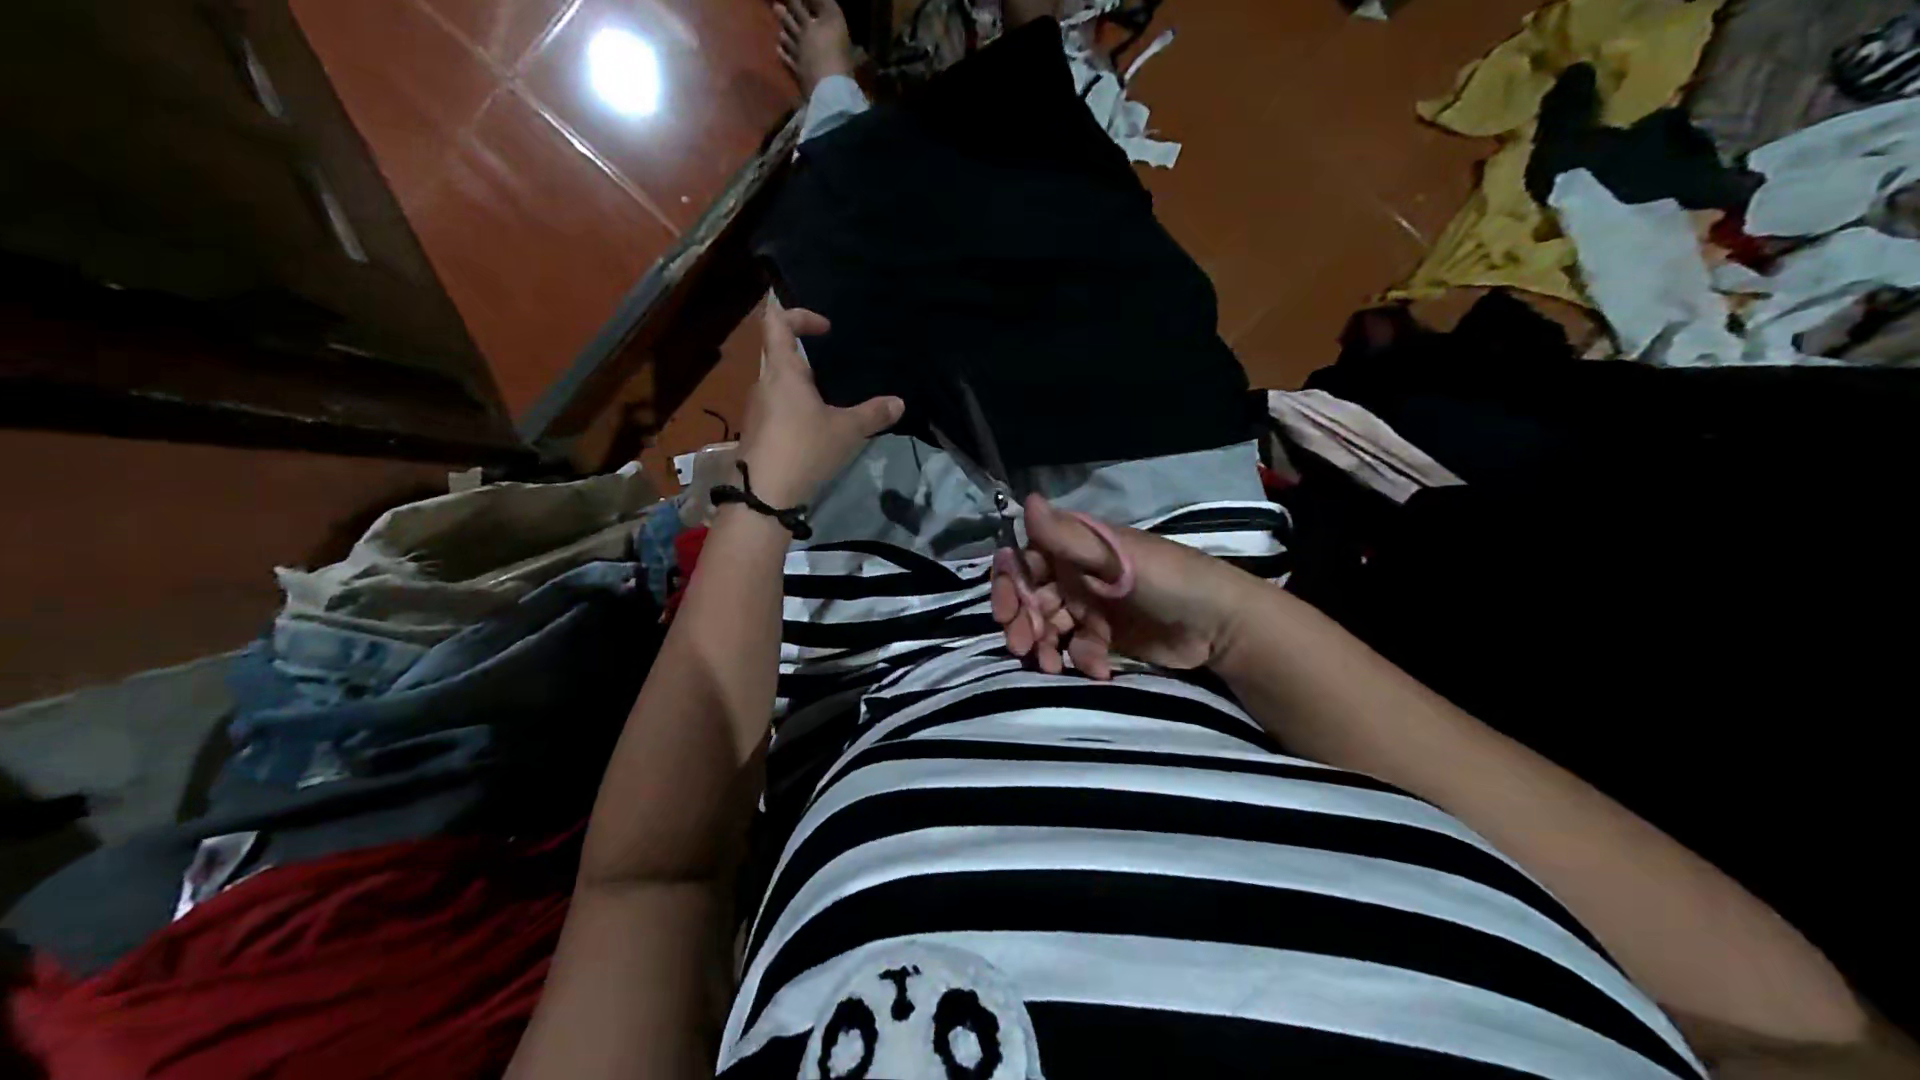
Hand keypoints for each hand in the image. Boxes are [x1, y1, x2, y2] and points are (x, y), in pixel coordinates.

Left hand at [733, 298, 903, 508]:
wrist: (764, 495)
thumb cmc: (804, 449)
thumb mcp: (847, 431)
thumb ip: (874, 414)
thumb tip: (899, 402)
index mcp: (782, 371)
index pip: (777, 322)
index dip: (800, 316)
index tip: (826, 329)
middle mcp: (764, 384)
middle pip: (781, 356)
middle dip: (809, 360)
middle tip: (838, 372)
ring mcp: (757, 409)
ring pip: (781, 386)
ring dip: (805, 388)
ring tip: (833, 405)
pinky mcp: (758, 432)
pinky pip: (779, 409)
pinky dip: (798, 410)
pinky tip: (818, 430)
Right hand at [990, 495, 1264, 678]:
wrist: (1220, 625)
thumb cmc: (1169, 579)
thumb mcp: (1116, 557)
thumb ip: (1068, 537)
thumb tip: (1026, 500)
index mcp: (1076, 549)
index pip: (1026, 561)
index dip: (1009, 584)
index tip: (1005, 609)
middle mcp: (1077, 575)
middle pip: (1031, 598)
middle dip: (1021, 621)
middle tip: (1019, 645)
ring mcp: (1090, 607)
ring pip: (1049, 627)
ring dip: (1043, 646)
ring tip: (1050, 667)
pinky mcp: (1105, 637)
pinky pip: (1077, 648)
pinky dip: (1081, 660)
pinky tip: (1099, 669)